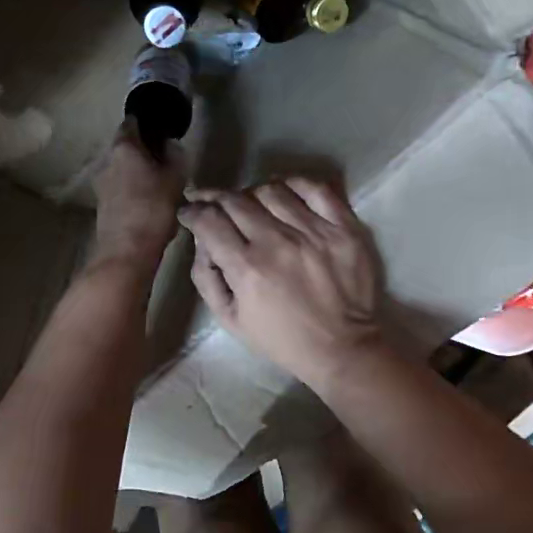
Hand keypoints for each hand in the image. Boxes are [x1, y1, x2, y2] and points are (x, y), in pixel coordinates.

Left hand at [91, 118, 184, 267]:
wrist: (127, 251)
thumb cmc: (154, 208)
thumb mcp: (175, 179)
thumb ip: (175, 156)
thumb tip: (169, 144)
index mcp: (124, 148)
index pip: (131, 122)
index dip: (146, 123)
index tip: (161, 129)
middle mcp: (107, 161)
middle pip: (125, 147)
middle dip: (143, 149)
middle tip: (165, 157)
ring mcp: (101, 184)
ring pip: (122, 169)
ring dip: (137, 171)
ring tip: (159, 181)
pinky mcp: (102, 205)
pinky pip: (120, 188)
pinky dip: (132, 188)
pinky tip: (148, 200)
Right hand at [178, 178, 385, 385]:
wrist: (343, 348)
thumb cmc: (282, 339)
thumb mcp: (230, 320)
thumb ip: (206, 278)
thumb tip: (200, 241)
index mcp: (247, 268)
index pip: (208, 220)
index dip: (192, 212)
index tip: (189, 213)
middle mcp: (278, 242)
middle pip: (235, 200)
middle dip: (214, 199)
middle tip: (211, 204)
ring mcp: (314, 231)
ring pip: (270, 190)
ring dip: (251, 194)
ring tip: (249, 204)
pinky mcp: (343, 228)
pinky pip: (315, 189)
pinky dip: (293, 184)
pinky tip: (284, 194)